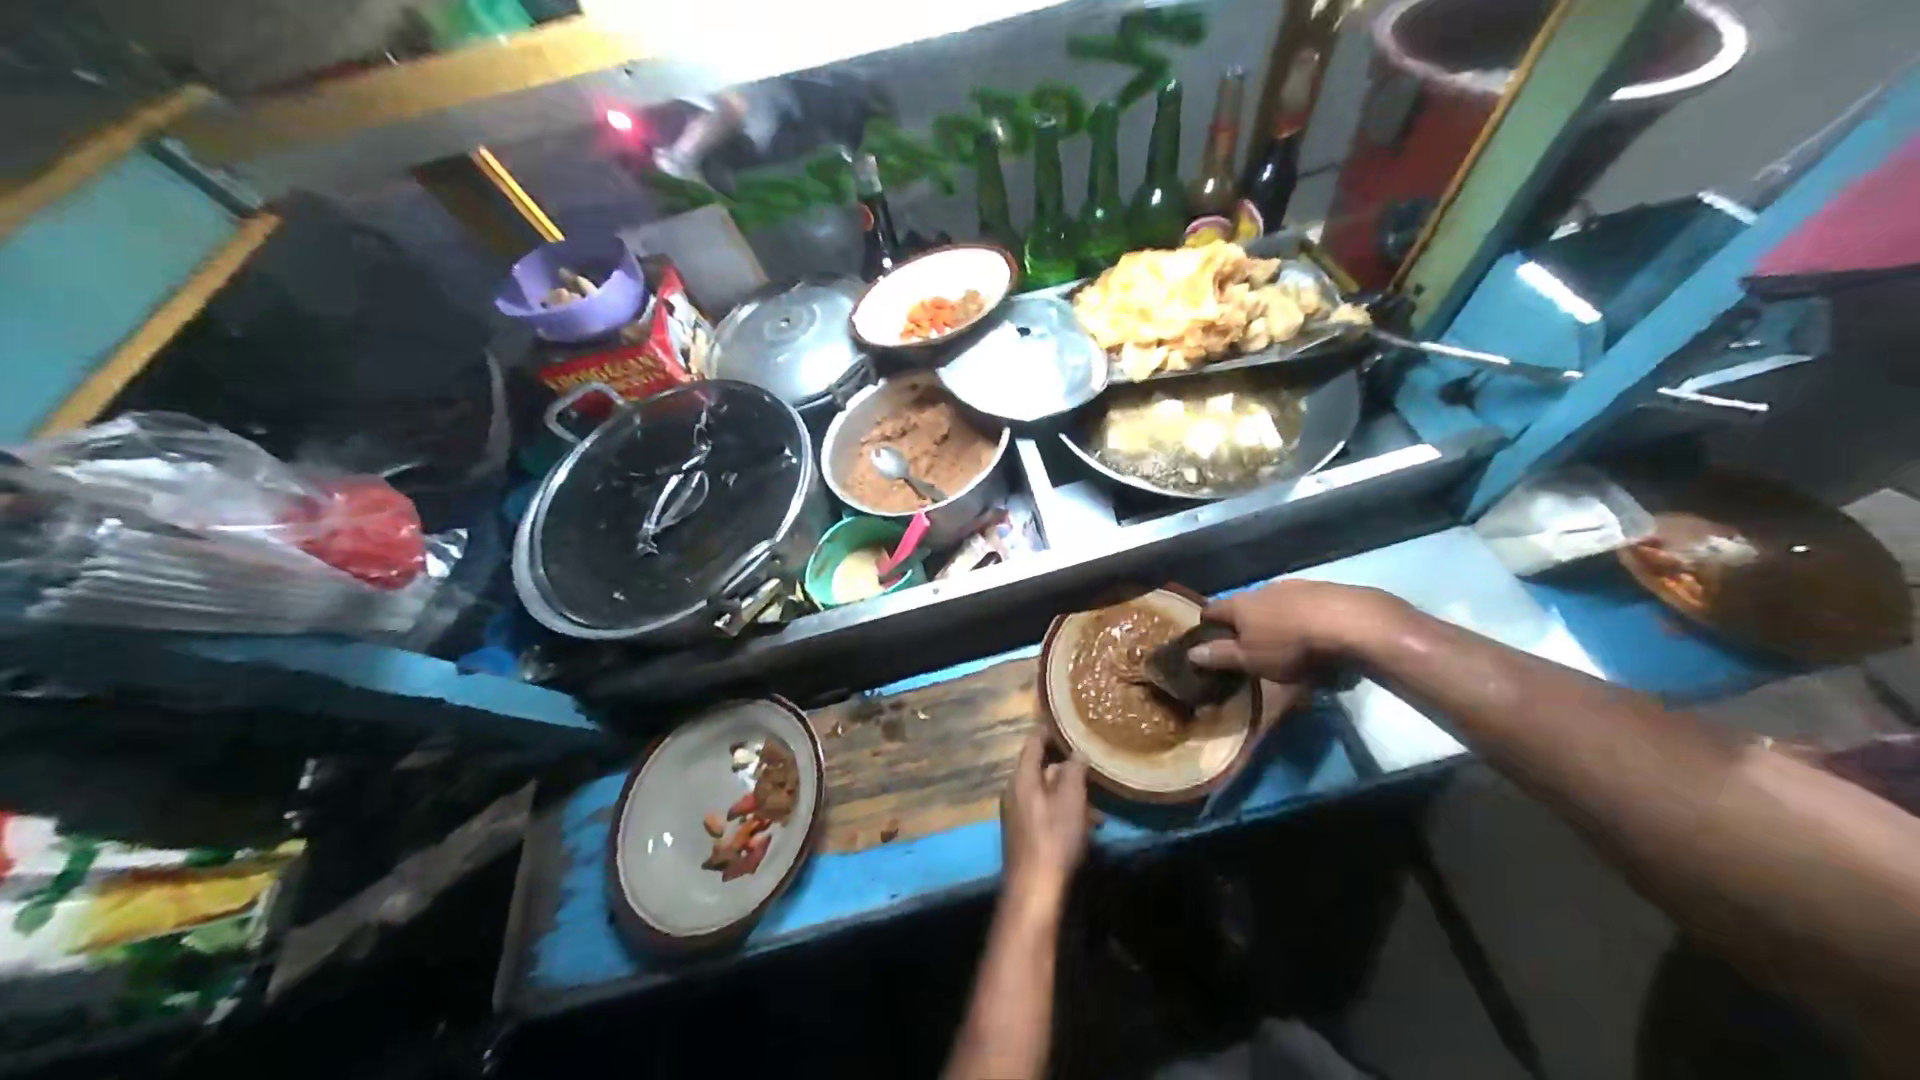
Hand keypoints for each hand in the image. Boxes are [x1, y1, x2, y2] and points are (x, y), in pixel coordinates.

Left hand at [1001, 730, 1089, 903]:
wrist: (1034, 889)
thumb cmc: (1054, 838)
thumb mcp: (1071, 800)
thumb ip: (1074, 772)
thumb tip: (1076, 752)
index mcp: (1021, 778)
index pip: (1033, 742)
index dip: (1048, 731)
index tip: (1065, 721)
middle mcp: (1013, 791)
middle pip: (1041, 769)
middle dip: (1068, 771)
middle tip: (1092, 771)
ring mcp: (1016, 813)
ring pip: (1046, 793)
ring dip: (1071, 797)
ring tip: (1098, 811)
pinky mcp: (1022, 832)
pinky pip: (1044, 811)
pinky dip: (1063, 812)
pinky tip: (1085, 829)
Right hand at [1187, 580, 1405, 683]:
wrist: (1352, 624)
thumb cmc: (1291, 645)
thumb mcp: (1251, 660)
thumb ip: (1220, 656)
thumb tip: (1190, 653)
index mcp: (1240, 604)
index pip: (1211, 610)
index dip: (1205, 624)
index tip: (1205, 640)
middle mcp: (1263, 589)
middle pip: (1245, 606)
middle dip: (1245, 624)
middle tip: (1249, 648)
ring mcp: (1296, 587)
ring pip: (1276, 604)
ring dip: (1276, 621)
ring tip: (1286, 644)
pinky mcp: (1326, 591)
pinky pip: (1305, 606)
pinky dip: (1303, 619)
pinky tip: (1316, 637)